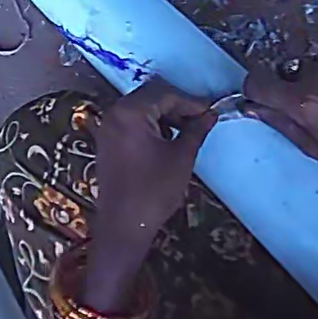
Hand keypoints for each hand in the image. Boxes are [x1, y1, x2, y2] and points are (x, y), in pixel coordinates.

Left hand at [83, 78, 216, 310]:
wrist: (124, 224)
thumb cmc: (154, 189)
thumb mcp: (181, 156)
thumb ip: (196, 129)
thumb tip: (210, 114)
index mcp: (130, 112)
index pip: (165, 94)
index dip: (191, 102)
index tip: (211, 111)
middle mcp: (114, 113)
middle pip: (151, 96)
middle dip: (177, 105)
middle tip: (201, 119)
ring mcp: (107, 127)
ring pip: (141, 108)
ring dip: (164, 114)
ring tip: (188, 129)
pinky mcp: (107, 141)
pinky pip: (131, 121)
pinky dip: (151, 124)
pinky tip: (168, 138)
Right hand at [243, 55, 317, 178]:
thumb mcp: (314, 149)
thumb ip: (280, 123)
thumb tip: (252, 106)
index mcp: (303, 103)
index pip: (258, 80)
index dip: (256, 88)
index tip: (262, 95)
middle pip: (289, 71)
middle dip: (294, 86)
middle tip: (312, 107)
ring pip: (317, 64)